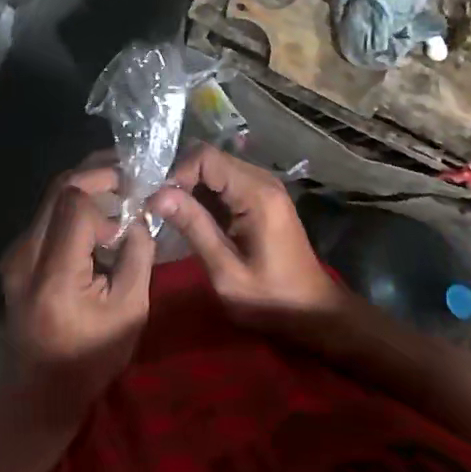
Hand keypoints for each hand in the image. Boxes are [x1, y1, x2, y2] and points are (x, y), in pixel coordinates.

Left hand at [0, 163, 154, 415]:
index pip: (75, 204)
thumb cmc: (90, 359)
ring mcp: (14, 255)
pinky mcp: (15, 258)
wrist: (40, 393)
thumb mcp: (129, 312)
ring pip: (50, 200)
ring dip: (85, 190)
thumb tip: (138, 217)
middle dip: (95, 173)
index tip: (134, 198)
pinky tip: (98, 221)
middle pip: (58, 191)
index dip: (107, 190)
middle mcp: (25, 255)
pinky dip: (73, 210)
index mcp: (54, 273)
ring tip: (118, 192)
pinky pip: (45, 218)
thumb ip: (137, 257)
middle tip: (128, 172)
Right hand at [149, 146, 345, 328]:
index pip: (205, 157)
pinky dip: (205, 195)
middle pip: (209, 158)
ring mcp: (264, 186)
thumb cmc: (270, 299)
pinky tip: (196, 220)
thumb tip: (157, 195)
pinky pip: (225, 182)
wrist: (314, 314)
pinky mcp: (261, 196)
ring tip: (175, 217)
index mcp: (256, 194)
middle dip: (181, 180)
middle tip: (163, 211)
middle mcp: (262, 179)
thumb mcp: (226, 271)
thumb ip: (194, 228)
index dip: (177, 174)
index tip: (160, 204)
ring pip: (214, 168)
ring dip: (191, 187)